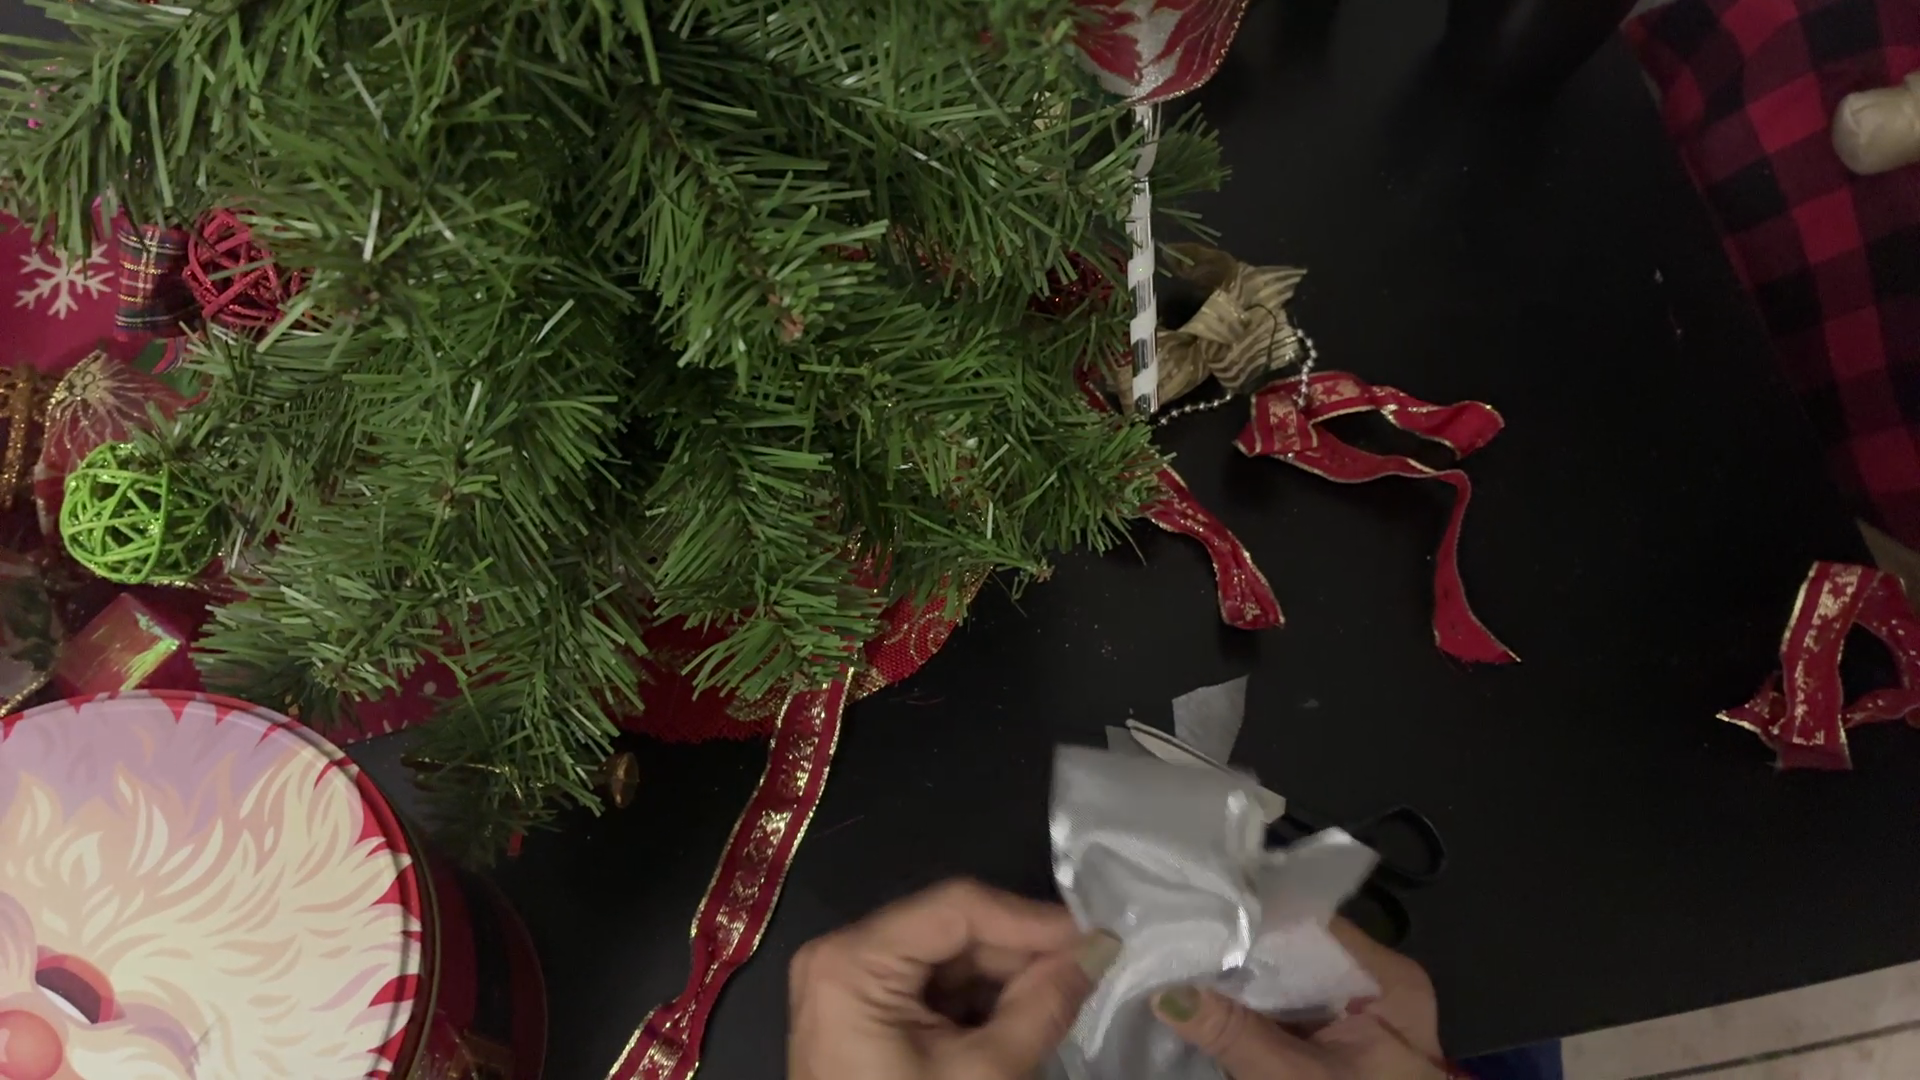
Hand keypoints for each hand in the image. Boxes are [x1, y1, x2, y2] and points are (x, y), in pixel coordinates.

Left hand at [789, 878, 1121, 1079]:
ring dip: (1006, 976)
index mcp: (854, 960)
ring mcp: (849, 982)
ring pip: (946, 957)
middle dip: (1021, 951)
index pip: (955, 909)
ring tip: (1066, 988)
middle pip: (951, 930)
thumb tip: (1098, 950)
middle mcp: (843, 954)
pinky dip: (979, 999)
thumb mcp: (982, 1078)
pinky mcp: (863, 1010)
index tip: (1093, 934)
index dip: (1029, 918)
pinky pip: (931, 986)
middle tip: (1089, 964)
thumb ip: (1041, 1006)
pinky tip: (1025, 1010)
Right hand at [1150, 918, 1449, 1079]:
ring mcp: (1362, 1011)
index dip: (1246, 912)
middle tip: (1174, 929)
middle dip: (1237, 945)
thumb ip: (1235, 1035)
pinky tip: (1211, 994)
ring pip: (1287, 973)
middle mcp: (1377, 980)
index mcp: (1386, 978)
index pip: (1304, 918)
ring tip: (1181, 953)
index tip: (1190, 903)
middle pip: (1293, 944)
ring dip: (1241, 975)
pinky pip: (1290, 1002)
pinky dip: (1255, 1002)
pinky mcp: (1345, 1037)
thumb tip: (1160, 990)